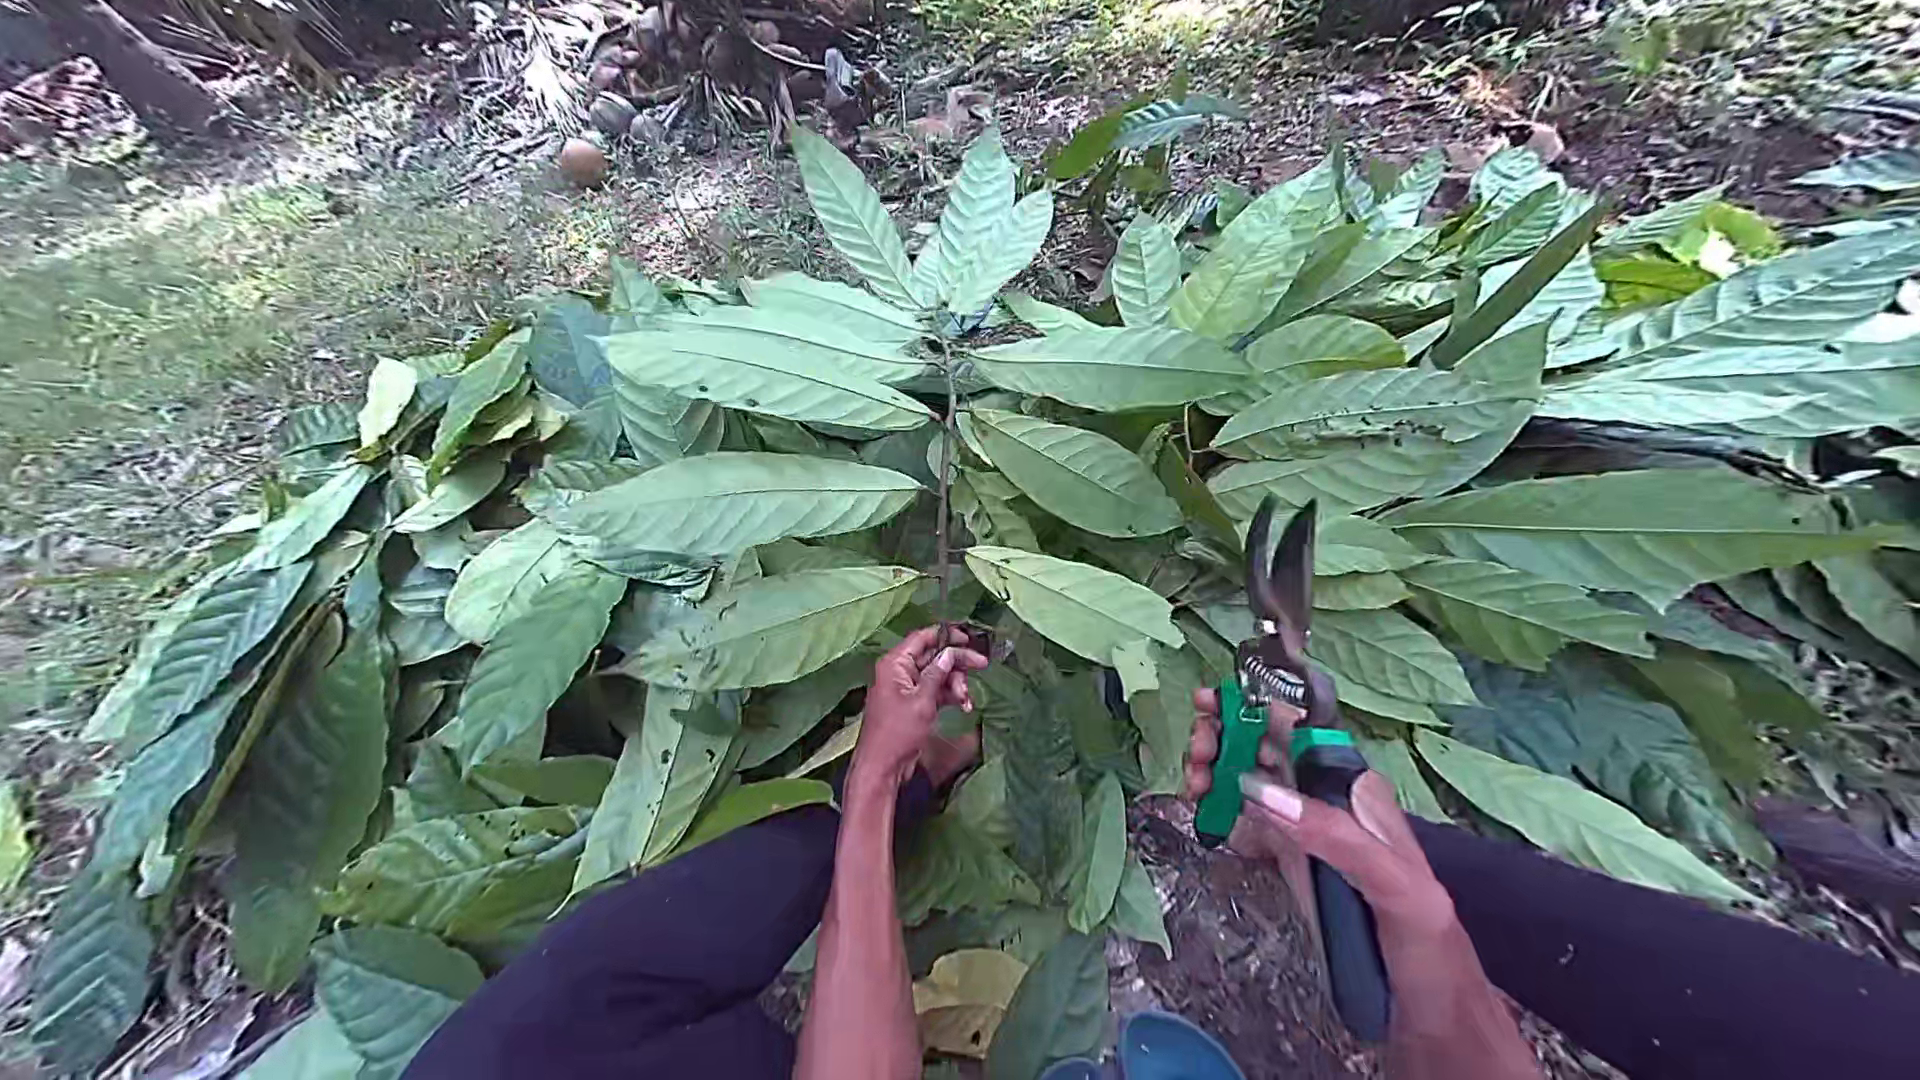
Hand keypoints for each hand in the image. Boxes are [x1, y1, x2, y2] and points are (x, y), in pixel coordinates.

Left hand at [852, 625, 990, 788]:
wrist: (883, 768)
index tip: (968, 639)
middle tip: (981, 665)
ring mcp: (907, 688)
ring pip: (938, 674)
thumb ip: (938, 674)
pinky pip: (936, 690)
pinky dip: (950, 695)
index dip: (946, 635)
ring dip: (955, 683)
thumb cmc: (898, 732)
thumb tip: (950, 652)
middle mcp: (900, 671)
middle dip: (956, 664)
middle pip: (933, 656)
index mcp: (895, 663)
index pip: (922, 638)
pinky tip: (964, 705)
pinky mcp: (914, 703)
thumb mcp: (922, 701)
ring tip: (965, 699)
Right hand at [1184, 692, 1538, 1077]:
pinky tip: (1199, 807)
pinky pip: (1237, 812)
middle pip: (1259, 744)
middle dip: (1221, 736)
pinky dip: (1212, 802)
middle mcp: (1319, 793)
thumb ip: (1332, 833)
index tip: (1208, 701)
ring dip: (1210, 768)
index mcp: (1351, 785)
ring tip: (1193, 784)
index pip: (1296, 728)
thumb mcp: (1394, 885)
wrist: (1425, 1012)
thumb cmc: (1424, 942)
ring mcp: (1298, 821)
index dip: (1251, 705)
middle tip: (1196, 752)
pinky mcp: (1281, 850)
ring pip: (1242, 774)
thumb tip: (1258, 789)